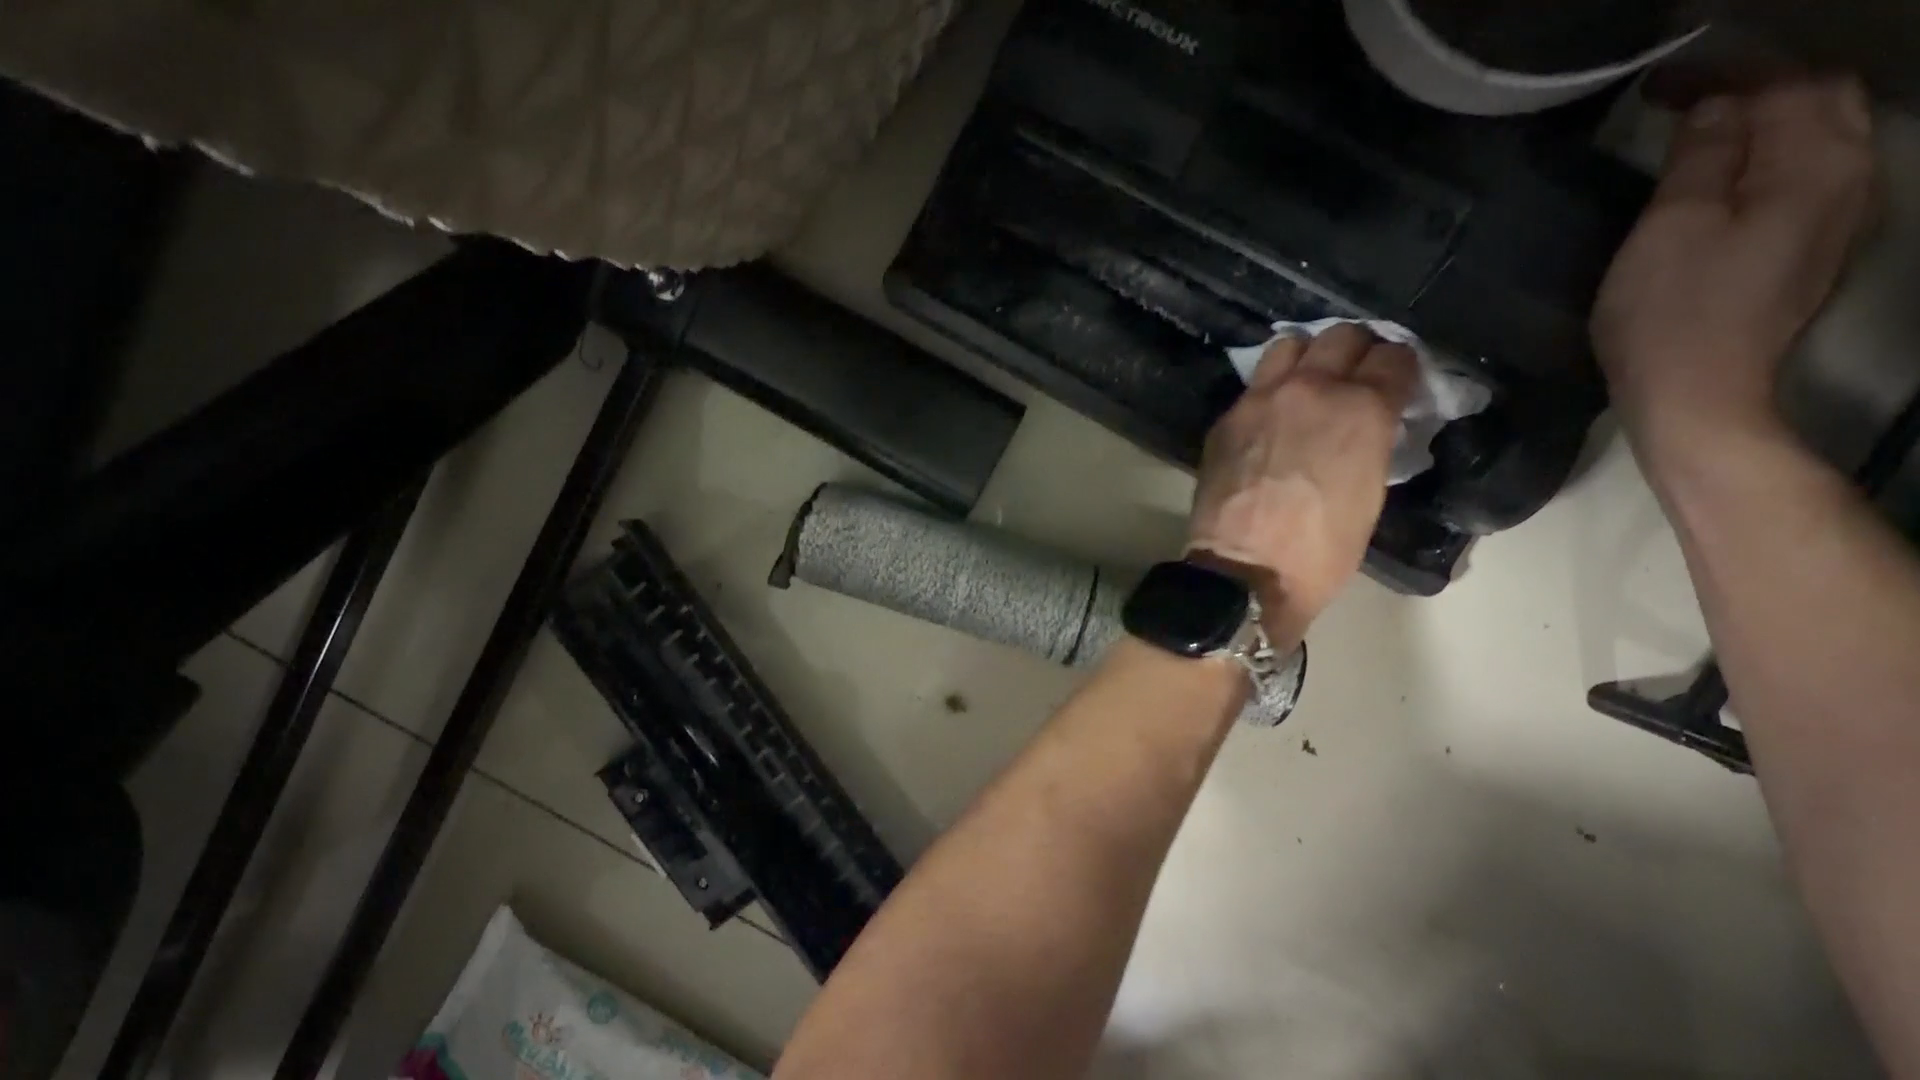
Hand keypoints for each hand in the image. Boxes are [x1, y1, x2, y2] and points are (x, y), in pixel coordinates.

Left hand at [1187, 324, 1416, 641]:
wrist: (1245, 572)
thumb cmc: (1321, 551)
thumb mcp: (1371, 494)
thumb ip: (1372, 442)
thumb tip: (1369, 428)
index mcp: (1362, 409)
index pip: (1394, 357)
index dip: (1400, 367)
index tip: (1399, 380)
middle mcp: (1312, 389)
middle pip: (1342, 337)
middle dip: (1357, 350)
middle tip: (1357, 373)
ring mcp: (1262, 398)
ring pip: (1290, 346)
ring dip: (1307, 356)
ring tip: (1310, 380)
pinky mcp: (1227, 417)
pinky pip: (1254, 383)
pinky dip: (1271, 387)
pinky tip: (1273, 410)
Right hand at [1592, 78, 1875, 464]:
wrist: (1697, 397)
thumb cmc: (1671, 313)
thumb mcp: (1670, 225)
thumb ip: (1700, 156)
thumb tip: (1716, 109)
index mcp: (1817, 165)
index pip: (1784, 85)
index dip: (1722, 74)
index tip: (1656, 86)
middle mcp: (1851, 180)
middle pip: (1820, 102)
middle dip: (1755, 88)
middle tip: (1682, 100)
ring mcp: (1840, 218)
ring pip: (1820, 137)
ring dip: (1764, 121)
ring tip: (1700, 129)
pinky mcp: (1814, 249)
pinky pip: (1809, 174)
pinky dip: (1770, 157)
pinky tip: (1728, 171)